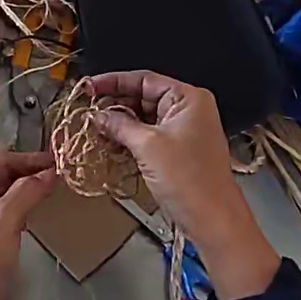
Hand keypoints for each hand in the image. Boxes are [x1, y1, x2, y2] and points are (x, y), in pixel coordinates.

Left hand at [0, 151, 54, 299]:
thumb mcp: (4, 221)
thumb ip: (27, 191)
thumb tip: (52, 171)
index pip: (2, 162)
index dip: (32, 159)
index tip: (62, 159)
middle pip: (4, 177)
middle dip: (32, 174)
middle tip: (65, 173)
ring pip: (7, 196)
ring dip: (31, 191)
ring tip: (58, 188)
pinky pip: (8, 216)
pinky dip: (26, 209)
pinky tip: (42, 212)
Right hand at [88, 71, 278, 299]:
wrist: (213, 220)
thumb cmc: (189, 179)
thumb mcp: (147, 145)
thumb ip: (119, 125)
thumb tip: (98, 115)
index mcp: (188, 98)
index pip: (145, 79)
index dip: (114, 82)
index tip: (89, 87)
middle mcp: (188, 110)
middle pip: (143, 97)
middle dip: (115, 106)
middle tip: (88, 113)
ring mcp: (184, 131)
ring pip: (144, 119)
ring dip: (120, 125)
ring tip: (95, 131)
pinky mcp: (178, 151)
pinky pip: (149, 137)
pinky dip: (130, 140)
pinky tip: (110, 145)